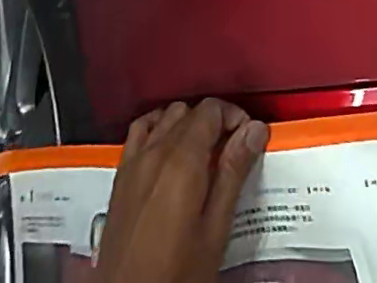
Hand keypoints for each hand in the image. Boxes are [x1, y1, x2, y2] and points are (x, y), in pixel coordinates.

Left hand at [93, 98, 269, 282]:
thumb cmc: (178, 272)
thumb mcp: (216, 229)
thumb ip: (233, 173)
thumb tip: (254, 131)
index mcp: (182, 161)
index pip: (211, 110)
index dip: (234, 117)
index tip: (249, 138)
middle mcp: (156, 149)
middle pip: (190, 110)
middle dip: (216, 122)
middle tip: (234, 151)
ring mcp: (135, 158)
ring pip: (166, 115)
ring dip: (189, 123)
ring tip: (207, 153)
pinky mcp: (121, 170)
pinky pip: (141, 128)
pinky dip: (160, 126)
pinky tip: (170, 145)